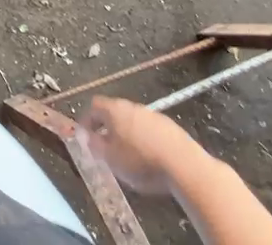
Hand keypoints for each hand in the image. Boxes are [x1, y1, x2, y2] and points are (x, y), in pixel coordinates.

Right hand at [77, 97, 214, 196]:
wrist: (186, 167)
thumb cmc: (141, 161)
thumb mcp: (110, 158)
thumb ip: (95, 145)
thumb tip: (87, 136)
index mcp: (114, 110)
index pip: (94, 106)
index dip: (87, 120)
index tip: (85, 136)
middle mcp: (133, 106)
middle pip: (115, 112)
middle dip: (109, 127)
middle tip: (107, 146)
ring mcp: (155, 115)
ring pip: (135, 121)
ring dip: (129, 133)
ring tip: (130, 155)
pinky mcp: (173, 128)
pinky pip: (152, 130)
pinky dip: (147, 140)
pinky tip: (151, 157)